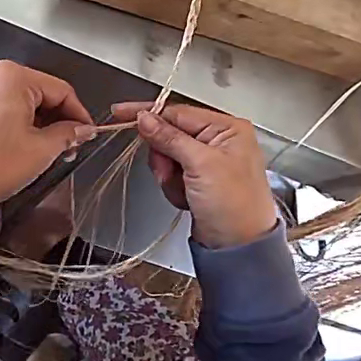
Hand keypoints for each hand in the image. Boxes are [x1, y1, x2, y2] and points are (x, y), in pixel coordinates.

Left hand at [0, 61, 95, 208]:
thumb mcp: (41, 150)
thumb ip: (68, 134)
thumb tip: (82, 129)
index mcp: (13, 77)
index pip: (62, 90)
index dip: (80, 115)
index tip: (87, 133)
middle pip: (42, 93)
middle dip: (58, 120)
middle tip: (69, 146)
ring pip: (22, 100)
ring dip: (39, 123)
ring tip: (47, 150)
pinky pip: (3, 106)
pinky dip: (18, 123)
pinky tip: (24, 146)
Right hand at [113, 101, 278, 249]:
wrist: (239, 248)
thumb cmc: (235, 205)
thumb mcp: (201, 164)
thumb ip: (170, 138)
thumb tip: (145, 117)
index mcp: (228, 128)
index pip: (179, 112)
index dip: (150, 115)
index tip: (122, 113)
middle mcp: (220, 141)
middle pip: (170, 135)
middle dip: (165, 158)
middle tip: (170, 174)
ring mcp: (209, 162)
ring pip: (168, 157)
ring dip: (170, 177)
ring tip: (185, 192)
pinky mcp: (200, 181)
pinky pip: (173, 176)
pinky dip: (174, 189)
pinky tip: (188, 200)